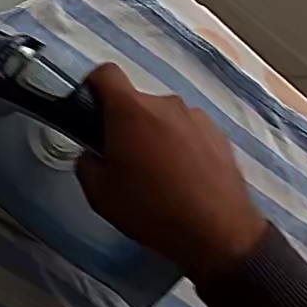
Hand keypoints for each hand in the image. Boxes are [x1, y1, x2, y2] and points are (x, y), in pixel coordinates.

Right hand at [75, 64, 268, 278]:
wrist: (217, 233)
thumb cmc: (150, 209)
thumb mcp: (100, 194)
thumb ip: (87, 163)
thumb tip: (94, 154)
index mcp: (130, 111)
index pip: (104, 73)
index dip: (92, 87)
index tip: (92, 111)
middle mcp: (164, 103)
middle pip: (135, 102)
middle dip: (126, 124)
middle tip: (124, 161)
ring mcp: (196, 116)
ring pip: (163, 117)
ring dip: (155, 135)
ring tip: (159, 174)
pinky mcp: (219, 133)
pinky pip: (188, 131)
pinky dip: (181, 146)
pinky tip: (184, 178)